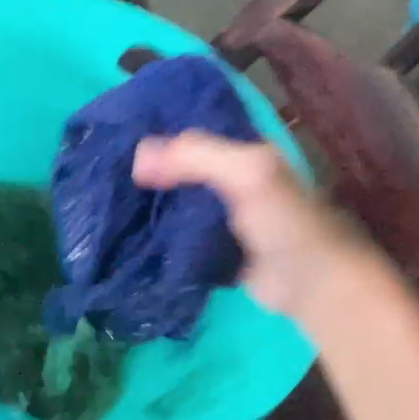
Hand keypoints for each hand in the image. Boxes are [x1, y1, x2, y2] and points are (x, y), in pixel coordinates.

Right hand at [133, 131, 391, 321]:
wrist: (314, 286)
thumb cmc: (285, 221)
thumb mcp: (245, 173)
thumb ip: (193, 157)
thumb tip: (138, 156)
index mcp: (246, 152)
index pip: (195, 133)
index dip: (161, 133)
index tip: (118, 136)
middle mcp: (234, 180)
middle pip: (182, 169)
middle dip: (150, 170)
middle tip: (105, 172)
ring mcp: (225, 217)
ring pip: (179, 203)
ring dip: (151, 204)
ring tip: (110, 201)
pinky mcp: (218, 251)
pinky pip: (180, 238)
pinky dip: (159, 236)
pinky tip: (129, 233)